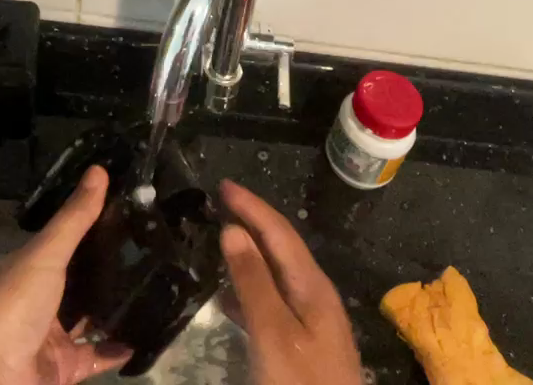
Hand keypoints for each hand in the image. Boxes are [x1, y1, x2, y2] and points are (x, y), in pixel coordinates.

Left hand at [0, 166, 131, 384]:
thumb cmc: (15, 303)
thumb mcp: (46, 253)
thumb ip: (75, 217)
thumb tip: (100, 167)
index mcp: (33, 268)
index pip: (67, 242)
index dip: (93, 227)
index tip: (129, 211)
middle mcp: (43, 299)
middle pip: (80, 281)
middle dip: (109, 269)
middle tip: (150, 250)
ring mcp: (54, 335)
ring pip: (91, 318)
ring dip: (115, 308)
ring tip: (154, 288)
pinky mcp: (64, 368)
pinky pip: (97, 355)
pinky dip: (117, 348)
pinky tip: (144, 334)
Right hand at [219, 180, 364, 384]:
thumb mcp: (273, 335)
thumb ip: (253, 282)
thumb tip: (233, 229)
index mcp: (313, 287)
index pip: (280, 232)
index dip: (252, 206)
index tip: (222, 185)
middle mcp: (315, 297)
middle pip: (281, 248)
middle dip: (251, 222)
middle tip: (217, 206)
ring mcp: (312, 323)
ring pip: (276, 274)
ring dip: (248, 254)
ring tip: (217, 242)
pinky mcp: (303, 347)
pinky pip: (272, 301)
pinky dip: (249, 288)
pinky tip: (228, 298)